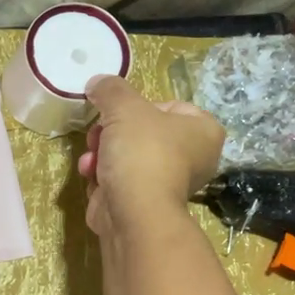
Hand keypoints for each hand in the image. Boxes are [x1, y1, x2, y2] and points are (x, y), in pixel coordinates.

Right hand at [76, 74, 224, 237]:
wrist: (132, 213)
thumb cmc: (141, 154)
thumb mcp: (125, 109)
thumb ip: (111, 90)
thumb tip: (96, 81)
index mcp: (203, 131)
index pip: (167, 106)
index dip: (136, 109)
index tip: (116, 116)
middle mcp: (192, 157)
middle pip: (141, 133)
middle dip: (111, 135)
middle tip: (98, 137)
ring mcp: (165, 183)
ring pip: (125, 157)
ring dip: (101, 156)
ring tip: (91, 161)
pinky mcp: (141, 203)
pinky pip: (118, 181)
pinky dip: (102, 177)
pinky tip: (91, 178)